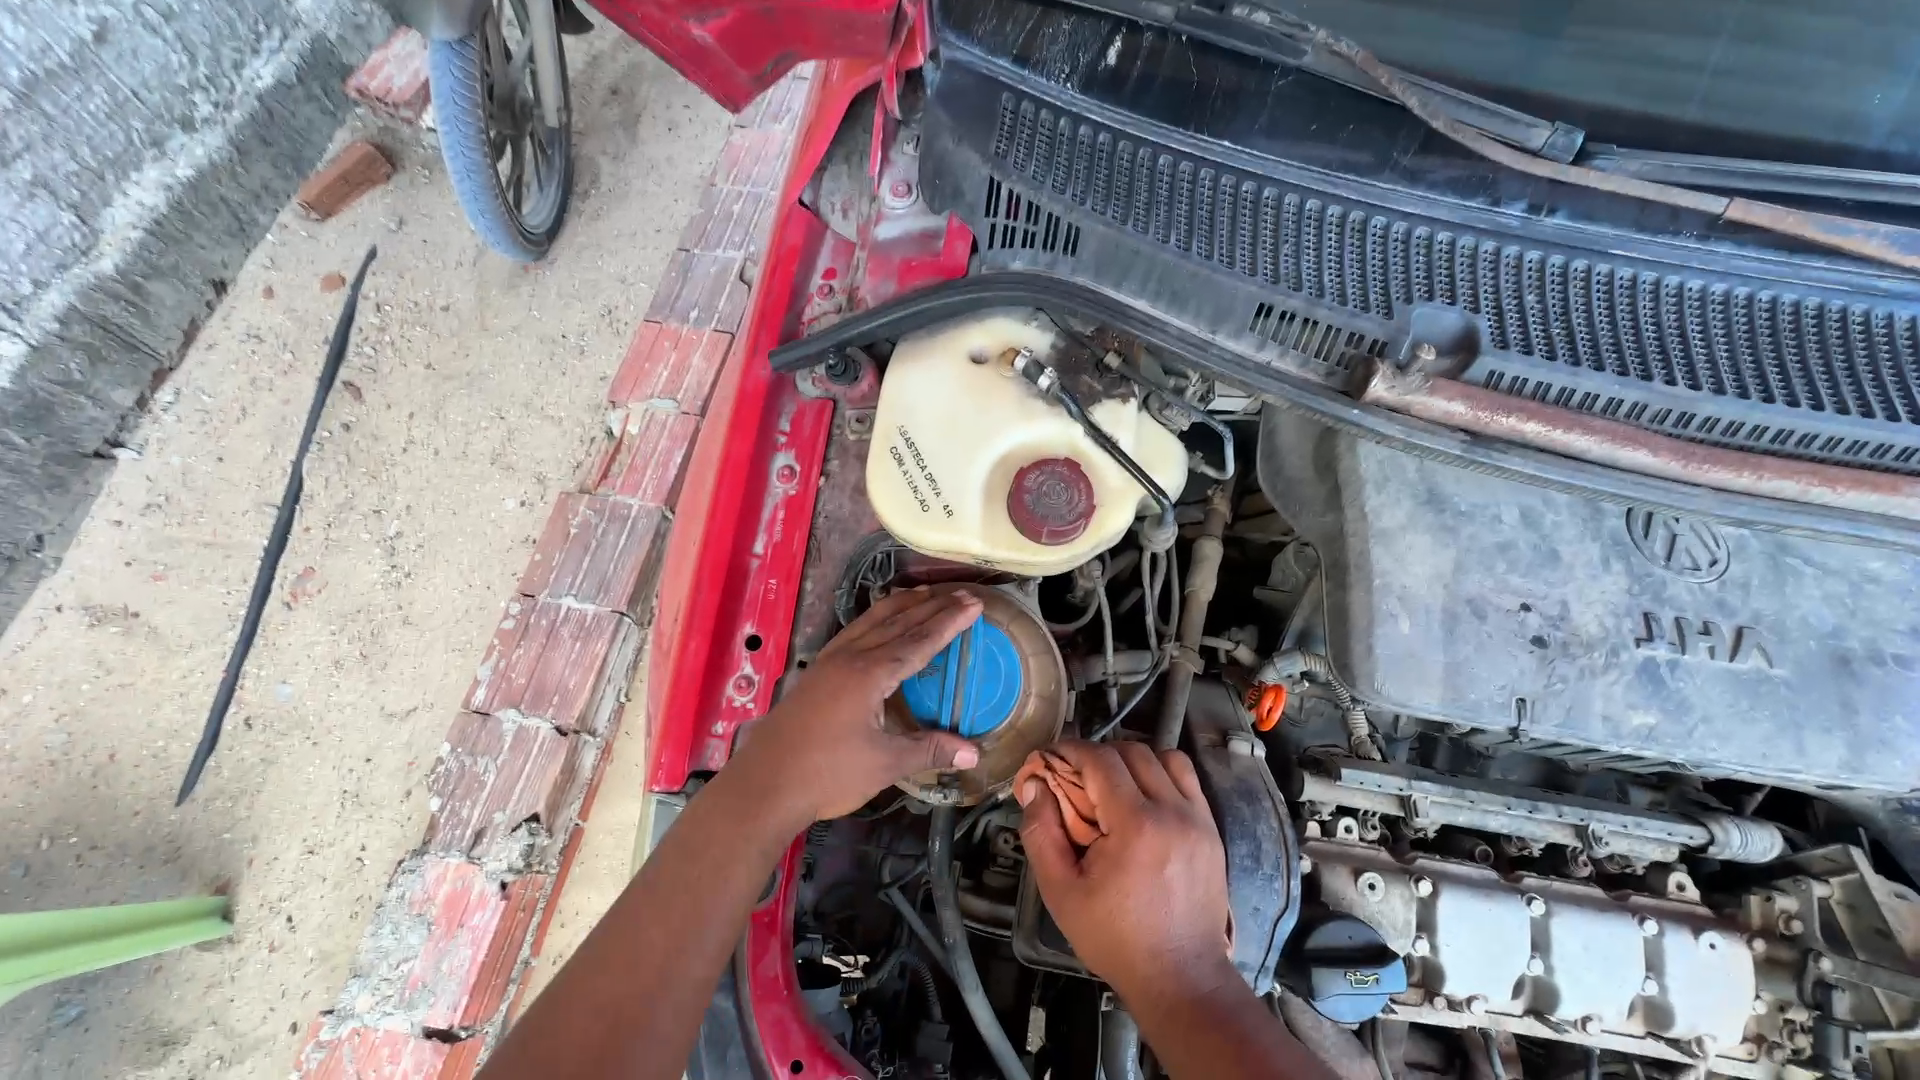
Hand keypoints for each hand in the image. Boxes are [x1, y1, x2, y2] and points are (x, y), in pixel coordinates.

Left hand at [728, 586, 984, 825]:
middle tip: (962, 593)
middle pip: (898, 623)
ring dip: (902, 606)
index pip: (919, 640)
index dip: (949, 622)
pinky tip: (878, 622)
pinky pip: (854, 632)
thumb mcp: (884, 763)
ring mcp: (829, 662)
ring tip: (926, 594)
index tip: (974, 603)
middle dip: (932, 607)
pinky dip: (876, 619)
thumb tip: (974, 753)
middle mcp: (850, 658)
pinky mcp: (816, 673)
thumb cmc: (827, 774)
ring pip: (871, 621)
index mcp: (870, 674)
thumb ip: (930, 750)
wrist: (764, 785)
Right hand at [1017, 740, 1235, 1000]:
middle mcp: (1173, 811)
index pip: (1101, 760)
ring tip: (1112, 785)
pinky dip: (1161, 774)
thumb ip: (1041, 833)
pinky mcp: (1211, 829)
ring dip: (1133, 759)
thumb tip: (1033, 786)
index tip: (1051, 758)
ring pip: (1165, 757)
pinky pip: (1187, 779)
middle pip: (1132, 751)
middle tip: (1076, 776)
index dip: (1071, 750)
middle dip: (1098, 754)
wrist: (1180, 977)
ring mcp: (1198, 818)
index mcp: (1136, 825)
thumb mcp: (1061, 892)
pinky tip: (1142, 798)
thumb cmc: (1115, 938)